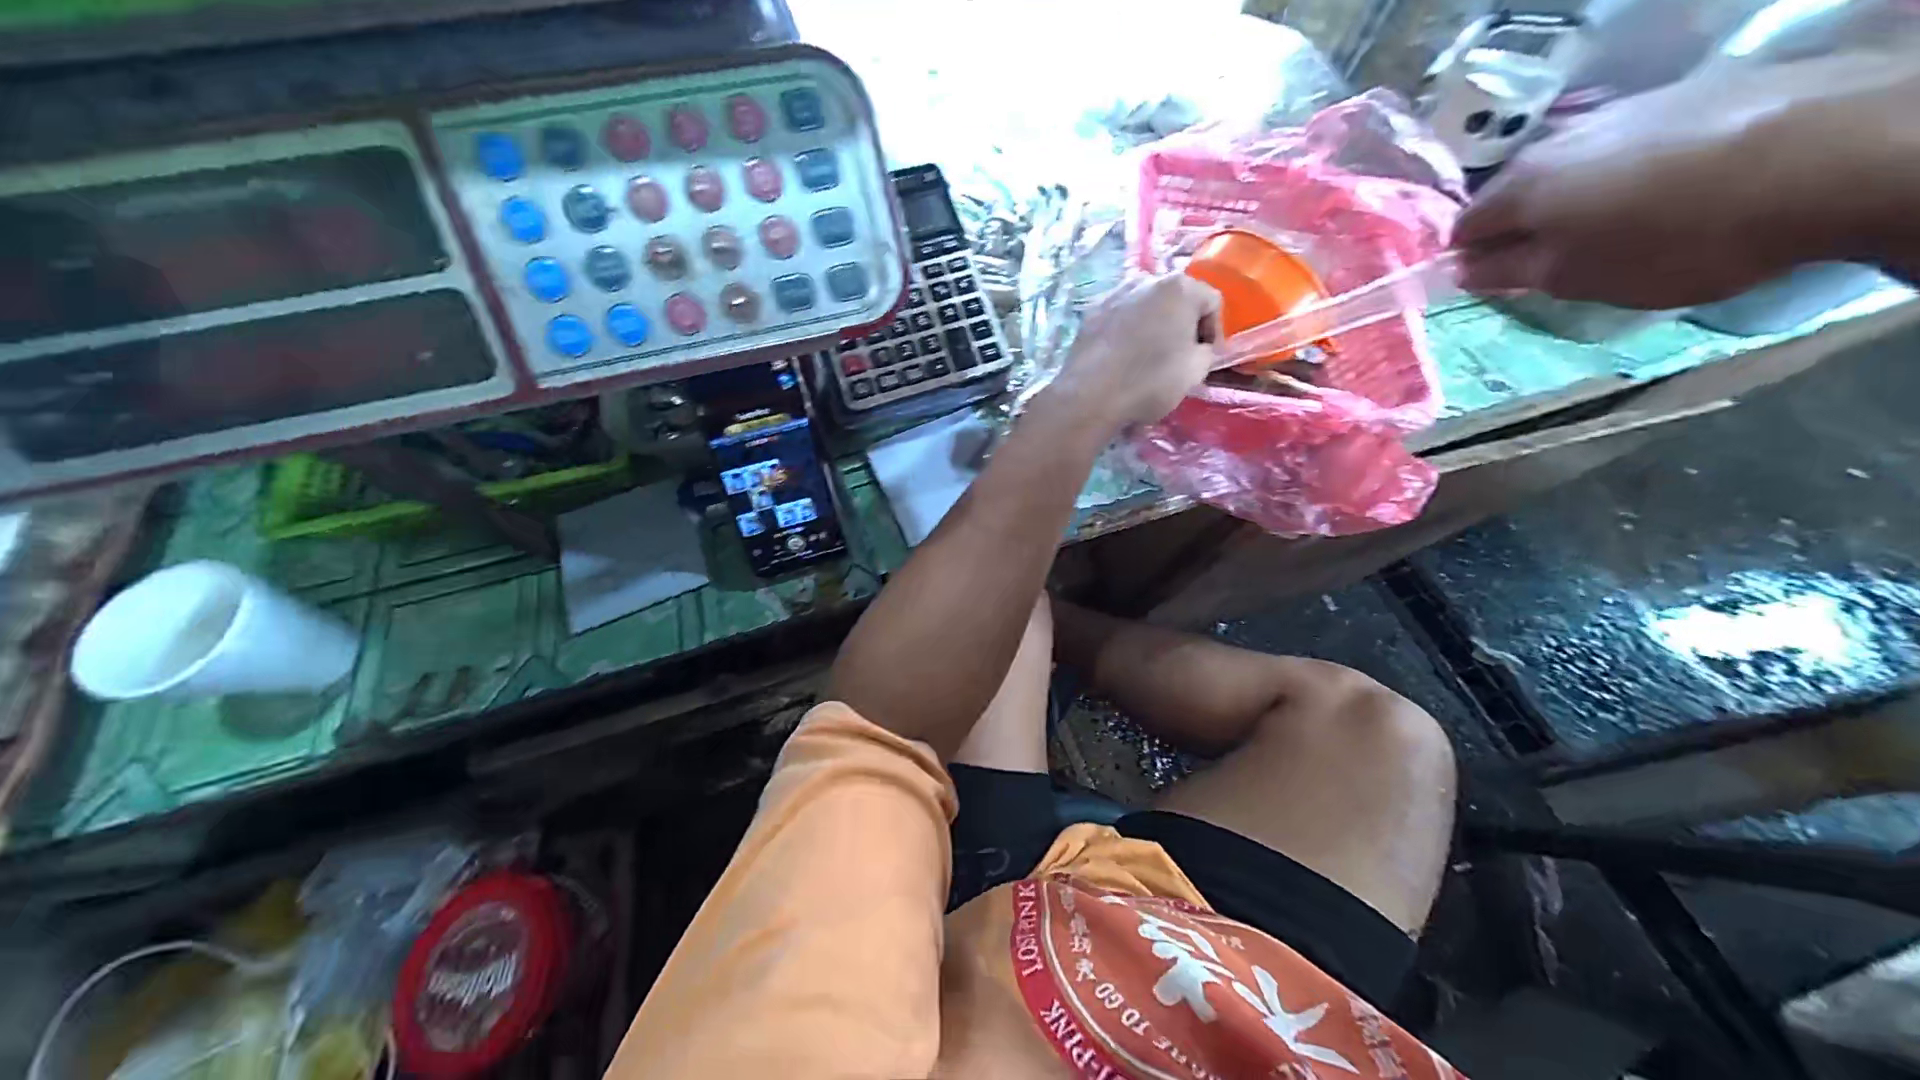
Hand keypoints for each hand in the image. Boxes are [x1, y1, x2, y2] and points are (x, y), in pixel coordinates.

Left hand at [1045, 274, 1221, 430]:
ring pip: (1145, 305)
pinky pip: (1119, 317)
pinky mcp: (1090, 312)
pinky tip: (1123, 356)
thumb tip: (1197, 348)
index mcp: (1179, 287)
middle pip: (1176, 299)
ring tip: (1149, 355)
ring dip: (1153, 324)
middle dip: (1183, 324)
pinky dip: (1127, 331)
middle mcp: (1145, 279)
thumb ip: (1206, 351)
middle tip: (1182, 355)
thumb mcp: (1195, 371)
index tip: (1209, 357)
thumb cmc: (1151, 381)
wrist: (1090, 396)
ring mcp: (1113, 293)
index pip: (1212, 302)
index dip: (1216, 331)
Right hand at [1454, 52, 1919, 308]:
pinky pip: (1631, 141)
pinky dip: (1626, 169)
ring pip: (1574, 161)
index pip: (1465, 226)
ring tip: (1602, 224)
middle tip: (1539, 256)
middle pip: (1517, 188)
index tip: (1481, 278)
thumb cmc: (1672, 239)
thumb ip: (1509, 272)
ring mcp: (1626, 109)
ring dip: (1572, 193)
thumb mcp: (1576, 276)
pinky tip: (1660, 190)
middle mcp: (1561, 140)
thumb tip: (1461, 270)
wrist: (1826, 158)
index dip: (1465, 255)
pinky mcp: (1690, 94)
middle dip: (1517, 221)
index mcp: (1522, 188)